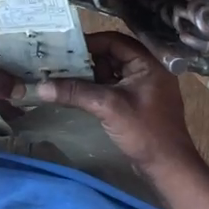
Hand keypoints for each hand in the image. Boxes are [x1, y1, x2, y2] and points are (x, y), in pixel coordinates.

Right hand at [33, 32, 197, 173]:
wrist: (168, 167)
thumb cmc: (144, 132)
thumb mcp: (108, 107)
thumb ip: (75, 92)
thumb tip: (40, 86)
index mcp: (148, 62)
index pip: (114, 41)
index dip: (88, 42)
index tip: (63, 47)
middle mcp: (147, 69)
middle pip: (111, 55)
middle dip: (85, 58)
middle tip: (57, 60)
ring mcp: (142, 86)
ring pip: (110, 72)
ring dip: (88, 74)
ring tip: (60, 74)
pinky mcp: (136, 102)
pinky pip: (112, 87)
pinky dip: (95, 87)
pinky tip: (74, 92)